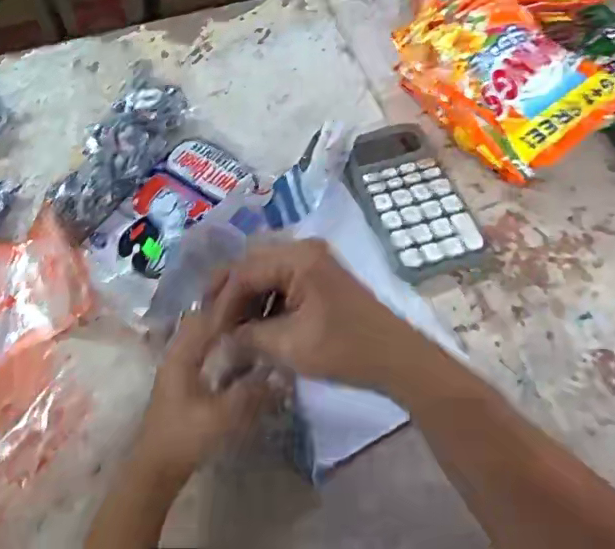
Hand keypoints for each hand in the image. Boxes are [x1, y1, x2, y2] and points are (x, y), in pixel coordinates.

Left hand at [131, 291, 279, 483]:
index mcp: (181, 352)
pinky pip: (201, 348)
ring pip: (200, 333)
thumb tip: (280, 373)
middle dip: (225, 308)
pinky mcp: (183, 378)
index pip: (206, 317)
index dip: (227, 302)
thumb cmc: (185, 435)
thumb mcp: (221, 417)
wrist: (157, 463)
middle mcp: (177, 350)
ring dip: (221, 323)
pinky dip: (217, 341)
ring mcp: (178, 363)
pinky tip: (235, 348)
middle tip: (255, 299)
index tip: (252, 287)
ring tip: (250, 317)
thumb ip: (250, 394)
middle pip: (201, 319)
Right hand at [210, 240, 427, 393]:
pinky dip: (264, 302)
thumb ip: (248, 339)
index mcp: (298, 257)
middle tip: (213, 322)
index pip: (244, 272)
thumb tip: (216, 344)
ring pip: (262, 274)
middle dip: (230, 295)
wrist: (404, 364)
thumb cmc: (348, 351)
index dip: (223, 301)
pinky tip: (255, 325)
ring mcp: (312, 260)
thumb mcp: (292, 347)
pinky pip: (279, 281)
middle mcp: (302, 248)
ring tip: (231, 328)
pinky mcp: (318, 276)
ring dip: (246, 300)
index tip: (210, 329)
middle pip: (250, 266)